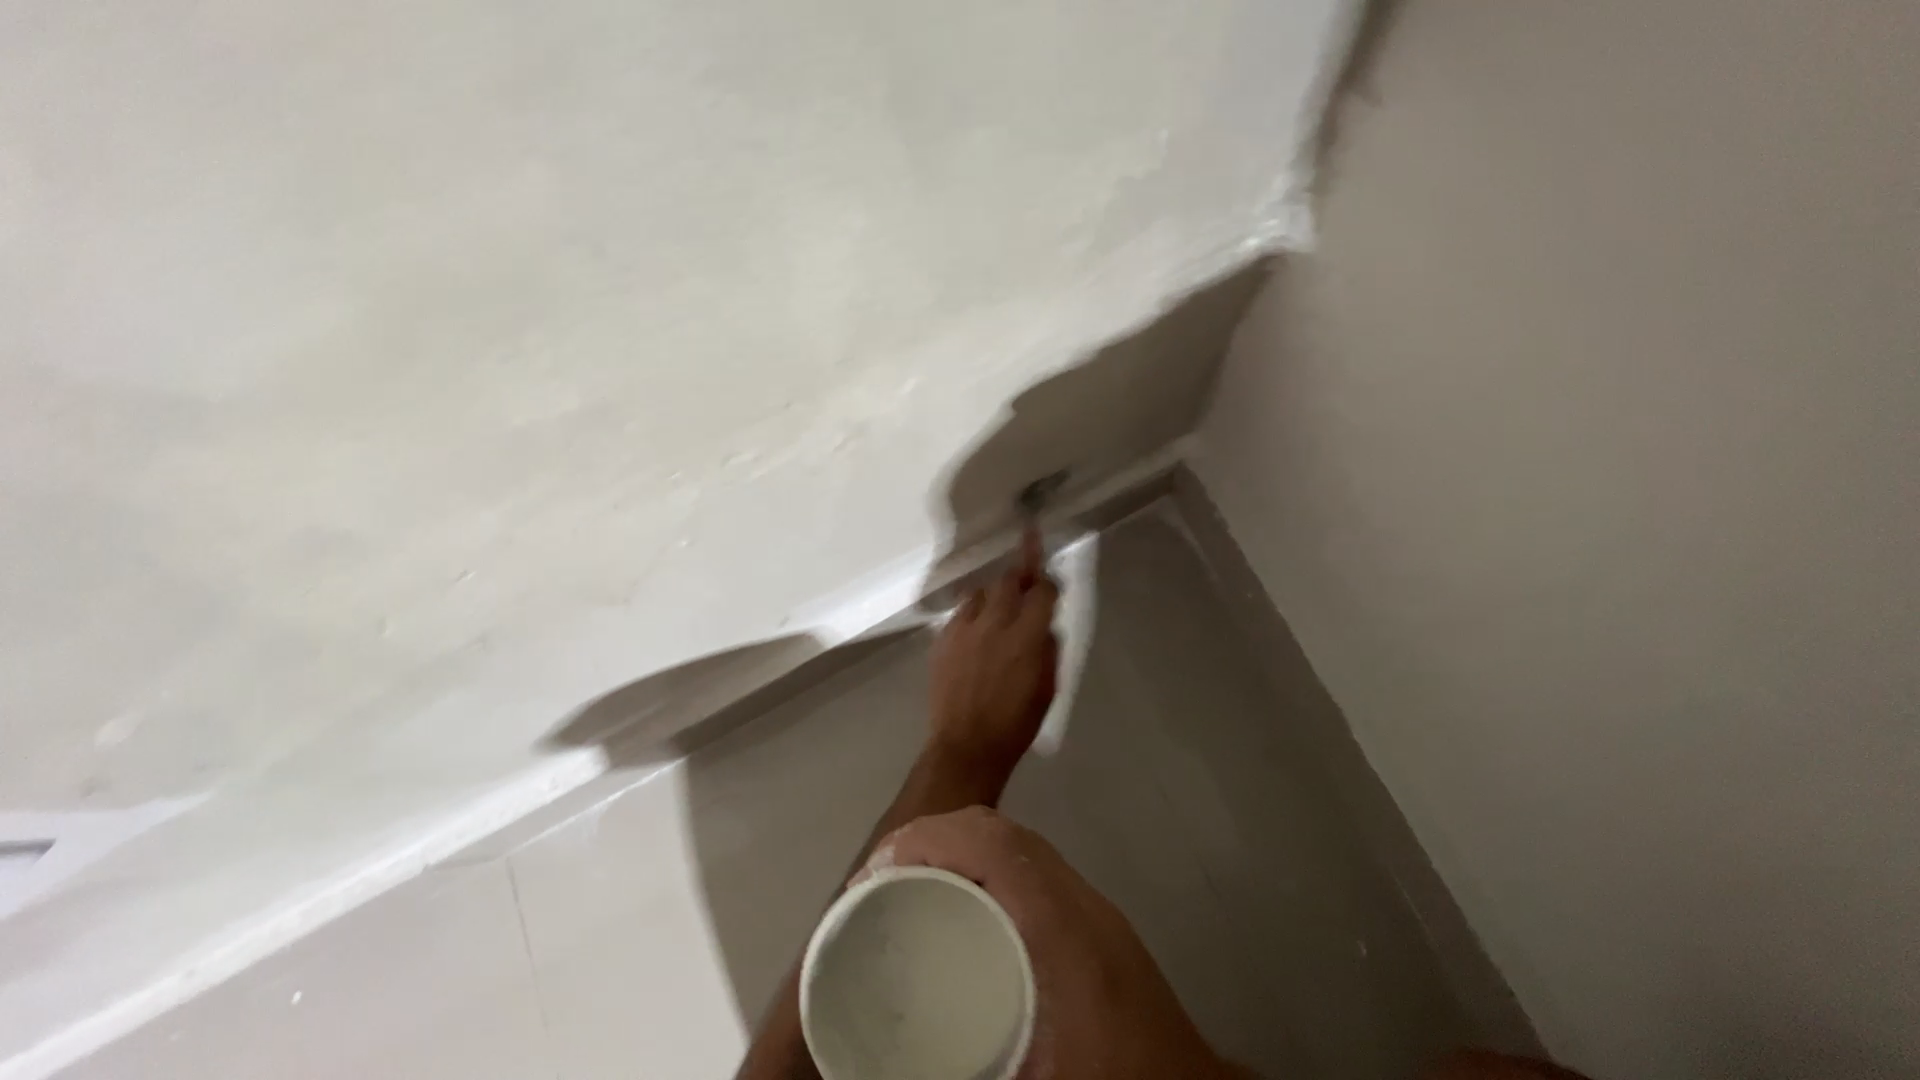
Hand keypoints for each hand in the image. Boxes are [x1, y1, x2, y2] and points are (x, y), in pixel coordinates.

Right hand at [865, 807, 1245, 1079]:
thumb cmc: (1114, 1079)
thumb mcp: (1026, 1075)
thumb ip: (956, 1057)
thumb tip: (881, 1062)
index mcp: (1064, 930)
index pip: (991, 843)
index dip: (926, 840)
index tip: (873, 873)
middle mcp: (1080, 904)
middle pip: (999, 831)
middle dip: (931, 839)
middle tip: (877, 883)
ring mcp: (1092, 911)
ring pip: (1016, 844)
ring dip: (957, 849)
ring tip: (907, 889)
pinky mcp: (1095, 927)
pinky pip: (1030, 870)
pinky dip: (983, 868)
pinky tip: (960, 909)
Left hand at [927, 526, 1059, 779]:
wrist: (967, 745)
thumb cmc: (1017, 722)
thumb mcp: (1048, 687)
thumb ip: (1048, 648)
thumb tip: (1044, 624)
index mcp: (1027, 635)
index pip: (1042, 589)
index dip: (1049, 582)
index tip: (1051, 582)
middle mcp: (994, 623)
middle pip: (1008, 579)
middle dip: (1021, 574)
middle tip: (1027, 574)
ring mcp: (964, 629)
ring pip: (982, 593)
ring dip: (995, 595)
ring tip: (999, 607)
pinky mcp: (943, 639)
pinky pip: (961, 614)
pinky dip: (974, 615)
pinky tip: (977, 631)